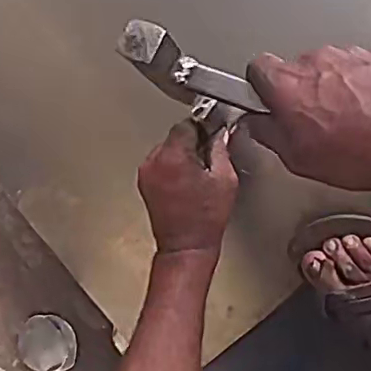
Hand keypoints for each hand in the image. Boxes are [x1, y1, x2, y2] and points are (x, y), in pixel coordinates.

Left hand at [138, 119, 239, 253]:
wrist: (186, 246)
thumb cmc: (204, 220)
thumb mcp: (225, 179)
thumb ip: (221, 149)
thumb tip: (220, 134)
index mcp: (173, 157)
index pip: (186, 125)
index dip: (203, 130)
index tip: (212, 138)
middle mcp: (154, 162)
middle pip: (174, 136)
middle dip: (192, 144)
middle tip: (207, 162)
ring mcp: (146, 173)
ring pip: (166, 149)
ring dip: (181, 156)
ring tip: (196, 177)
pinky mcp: (144, 183)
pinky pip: (160, 163)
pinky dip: (172, 168)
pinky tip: (185, 184)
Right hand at [244, 47, 370, 190]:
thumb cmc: (367, 150)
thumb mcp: (302, 160)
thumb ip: (269, 136)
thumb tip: (258, 126)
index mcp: (288, 84)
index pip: (256, 69)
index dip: (261, 89)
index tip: (269, 107)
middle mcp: (316, 61)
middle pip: (295, 70)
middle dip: (302, 94)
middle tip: (314, 125)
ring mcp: (349, 55)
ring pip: (329, 71)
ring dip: (334, 92)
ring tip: (351, 126)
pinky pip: (358, 72)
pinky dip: (361, 89)